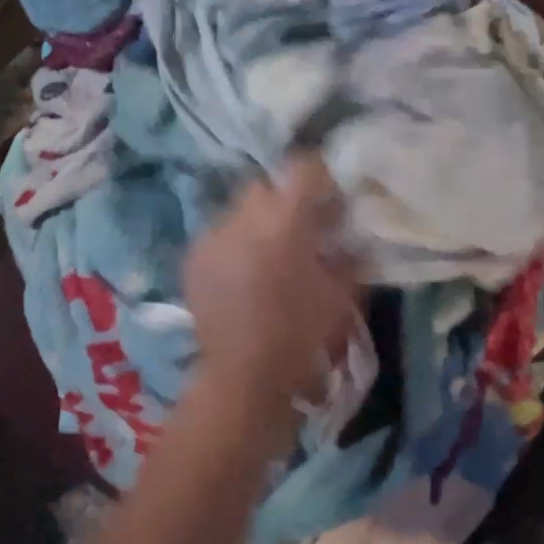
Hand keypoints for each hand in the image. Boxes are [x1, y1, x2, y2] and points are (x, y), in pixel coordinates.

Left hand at [183, 155, 363, 412]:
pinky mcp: (193, 256)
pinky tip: (241, 274)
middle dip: (283, 199)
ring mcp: (213, 234)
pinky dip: (233, 245)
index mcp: (286, 220)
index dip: (319, 176)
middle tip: (299, 226)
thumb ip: (349, 257)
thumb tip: (350, 237)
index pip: (303, 167)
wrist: (244, 377)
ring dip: (256, 222)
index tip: (329, 196)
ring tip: (267, 253)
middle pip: (266, 185)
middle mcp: (245, 216)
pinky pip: (218, 235)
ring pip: (238, 209)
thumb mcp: (341, 295)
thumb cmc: (302, 336)